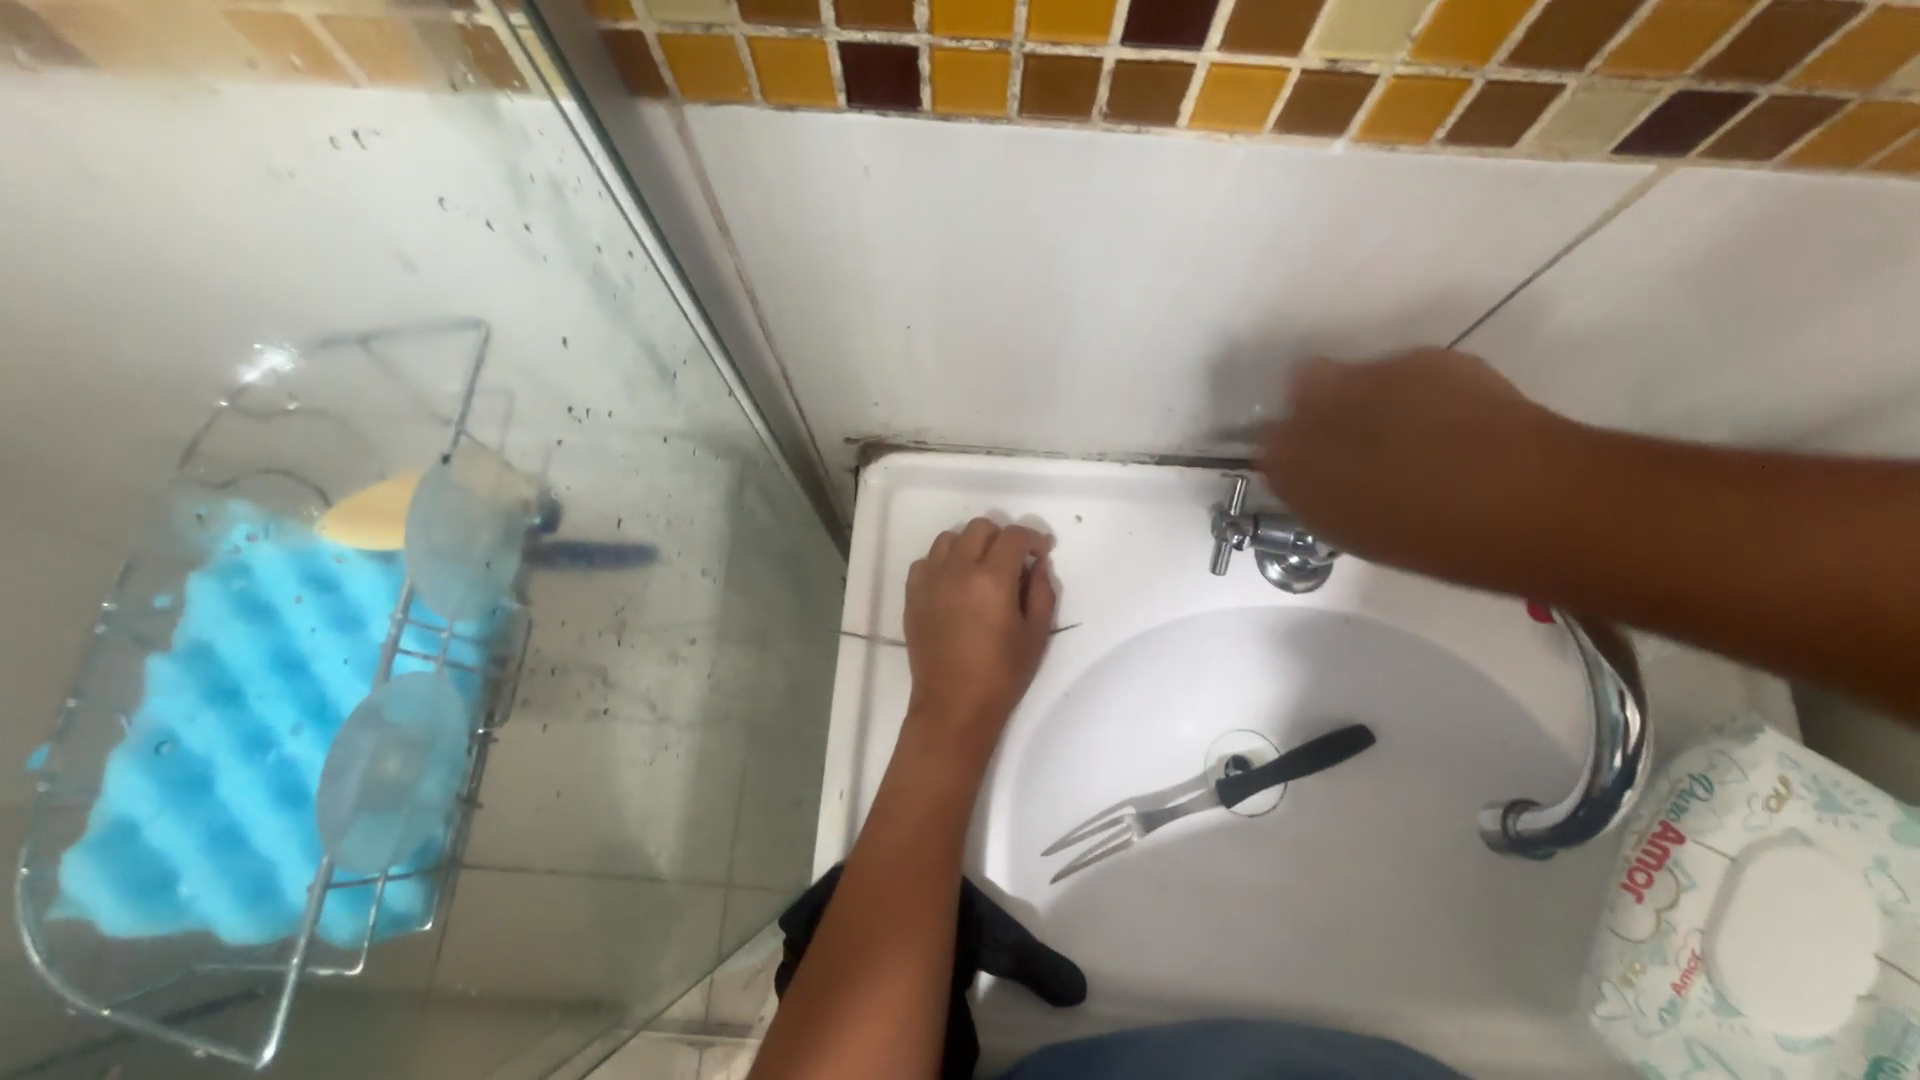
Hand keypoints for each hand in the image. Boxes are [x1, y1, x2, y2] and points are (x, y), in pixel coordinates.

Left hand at [903, 518, 1057, 751]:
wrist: (954, 705)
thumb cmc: (1002, 675)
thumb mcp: (1037, 634)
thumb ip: (1042, 591)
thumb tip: (1037, 564)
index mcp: (992, 579)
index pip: (1014, 536)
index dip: (1033, 538)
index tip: (1042, 551)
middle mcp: (957, 570)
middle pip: (979, 528)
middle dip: (1002, 537)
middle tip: (1014, 561)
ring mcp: (930, 581)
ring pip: (949, 538)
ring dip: (970, 545)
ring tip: (982, 568)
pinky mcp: (913, 596)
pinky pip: (926, 561)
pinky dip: (943, 562)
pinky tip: (955, 583)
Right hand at [1260, 349, 1577, 576]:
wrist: (1517, 501)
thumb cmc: (1430, 540)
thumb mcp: (1355, 531)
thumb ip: (1322, 496)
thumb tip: (1322, 477)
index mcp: (1293, 465)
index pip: (1269, 444)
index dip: (1294, 451)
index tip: (1318, 466)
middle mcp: (1315, 411)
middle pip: (1301, 392)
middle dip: (1323, 406)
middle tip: (1359, 437)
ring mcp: (1368, 377)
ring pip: (1351, 374)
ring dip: (1368, 393)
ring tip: (1412, 427)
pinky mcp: (1421, 357)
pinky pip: (1405, 370)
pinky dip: (1417, 388)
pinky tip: (1450, 418)